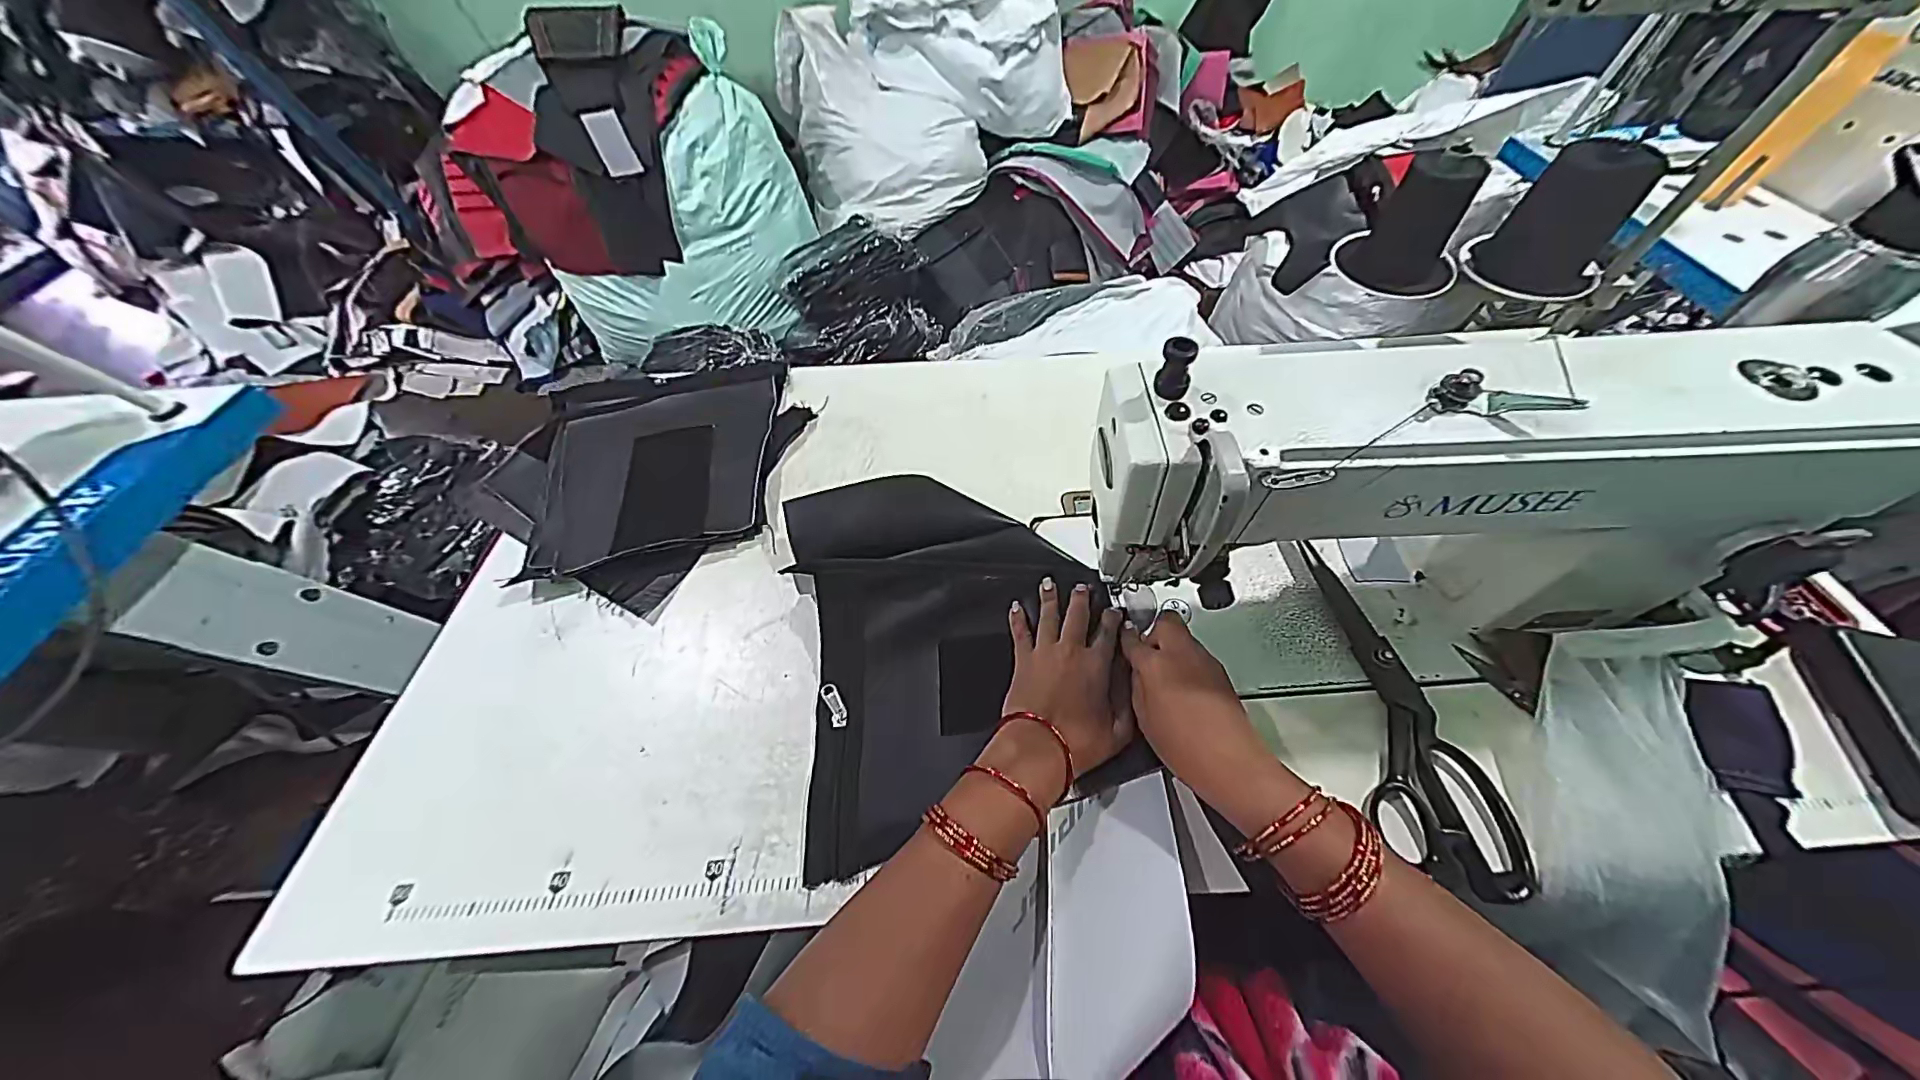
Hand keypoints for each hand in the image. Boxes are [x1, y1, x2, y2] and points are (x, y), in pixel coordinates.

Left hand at [988, 579, 1132, 800]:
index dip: (1113, 618)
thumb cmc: (1074, 743)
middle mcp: (1071, 652)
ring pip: (1049, 616)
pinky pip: (1020, 632)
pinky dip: (1018, 618)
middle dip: (1082, 598)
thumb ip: (1128, 708)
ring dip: (1050, 598)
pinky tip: (1016, 608)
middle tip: (1083, 588)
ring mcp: (1045, 653)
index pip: (1109, 632)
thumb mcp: (1118, 732)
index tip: (1114, 612)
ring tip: (1049, 585)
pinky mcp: (1023, 661)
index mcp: (1097, 666)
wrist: (1039, 746)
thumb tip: (1136, 697)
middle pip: (1077, 615)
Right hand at [1121, 612, 1303, 816]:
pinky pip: (1198, 656)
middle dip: (1153, 632)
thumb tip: (1136, 673)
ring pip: (1184, 638)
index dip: (1126, 637)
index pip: (1134, 638)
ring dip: (1172, 648)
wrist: (1229, 760)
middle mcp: (1183, 654)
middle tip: (1146, 650)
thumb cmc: (1188, 746)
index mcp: (1155, 663)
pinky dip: (1187, 664)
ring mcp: (1205, 661)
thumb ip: (1136, 685)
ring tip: (1165, 675)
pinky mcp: (1220, 672)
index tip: (1124, 639)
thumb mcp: (1143, 718)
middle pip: (1165, 622)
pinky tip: (1183, 687)